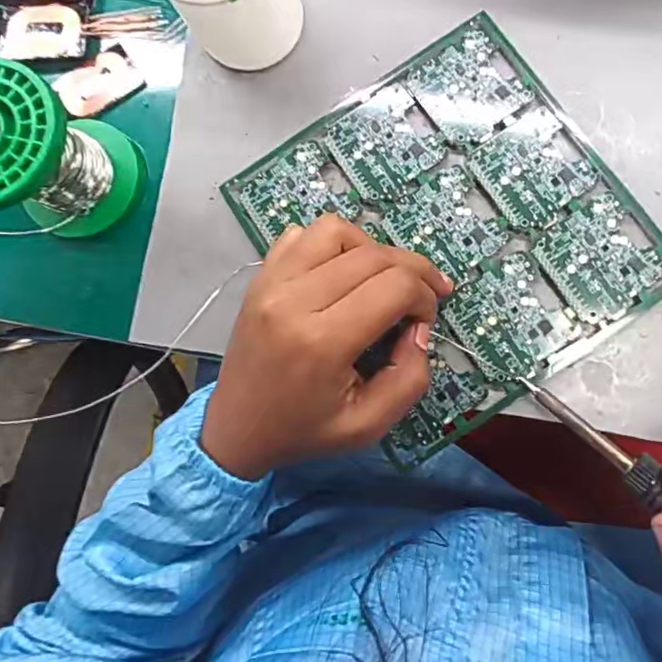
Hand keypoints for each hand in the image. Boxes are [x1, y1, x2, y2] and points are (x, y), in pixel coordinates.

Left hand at [201, 215, 452, 479]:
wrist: (236, 429)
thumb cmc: (302, 430)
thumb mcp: (369, 425)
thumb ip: (409, 378)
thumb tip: (418, 327)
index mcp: (321, 342)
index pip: (395, 286)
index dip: (425, 297)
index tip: (423, 321)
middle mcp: (293, 300)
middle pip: (373, 255)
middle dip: (412, 271)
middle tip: (422, 297)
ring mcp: (271, 282)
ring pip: (336, 231)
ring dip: (370, 249)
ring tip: (380, 279)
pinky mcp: (260, 278)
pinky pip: (301, 235)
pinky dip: (330, 245)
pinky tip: (340, 273)